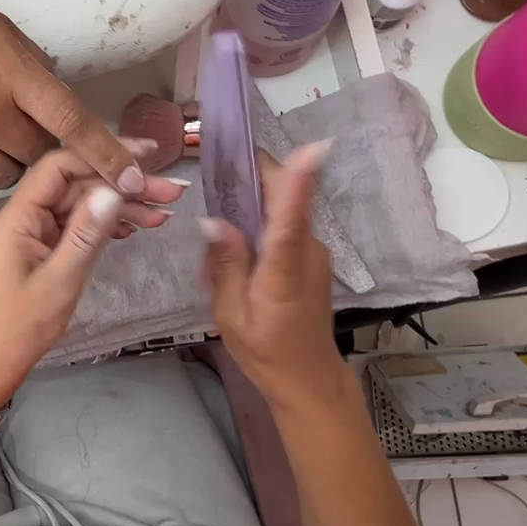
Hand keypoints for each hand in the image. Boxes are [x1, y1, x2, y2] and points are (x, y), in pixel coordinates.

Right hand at [0, 0, 146, 202]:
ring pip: (9, 178)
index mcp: (11, 73)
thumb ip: (32, 71)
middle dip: (43, 147)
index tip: (137, 179)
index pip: (73, 123)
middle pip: (41, 157)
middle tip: (23, 124)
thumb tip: (58, 110)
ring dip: (12, 164)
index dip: (109, 154)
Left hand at [0, 145, 188, 409]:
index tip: (146, 158)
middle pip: (78, 183)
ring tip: (166, 212)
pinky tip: (140, 227)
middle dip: (125, 184)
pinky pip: (81, 223)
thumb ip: (87, 233)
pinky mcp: (47, 245)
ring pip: (85, 203)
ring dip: (125, 205)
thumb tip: (113, 189)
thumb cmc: (25, 323)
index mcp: (18, 217)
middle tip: (172, 191)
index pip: (60, 166)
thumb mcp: (62, 278)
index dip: (102, 155)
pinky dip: (110, 224)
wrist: (2, 355)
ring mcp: (37, 230)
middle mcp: (26, 215)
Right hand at [201, 142, 350, 411]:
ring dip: (245, 217)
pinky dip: (255, 235)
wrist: (307, 377)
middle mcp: (306, 251)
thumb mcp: (231, 313)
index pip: (292, 218)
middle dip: (249, 184)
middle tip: (215, 181)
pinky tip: (232, 263)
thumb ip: (225, 264)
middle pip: (283, 200)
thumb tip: (213, 221)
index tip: (310, 148)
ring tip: (215, 251)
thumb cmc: (265, 351)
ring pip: (277, 216)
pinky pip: (280, 231)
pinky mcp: (310, 258)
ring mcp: (313, 252)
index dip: (298, 182)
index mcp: (284, 268)